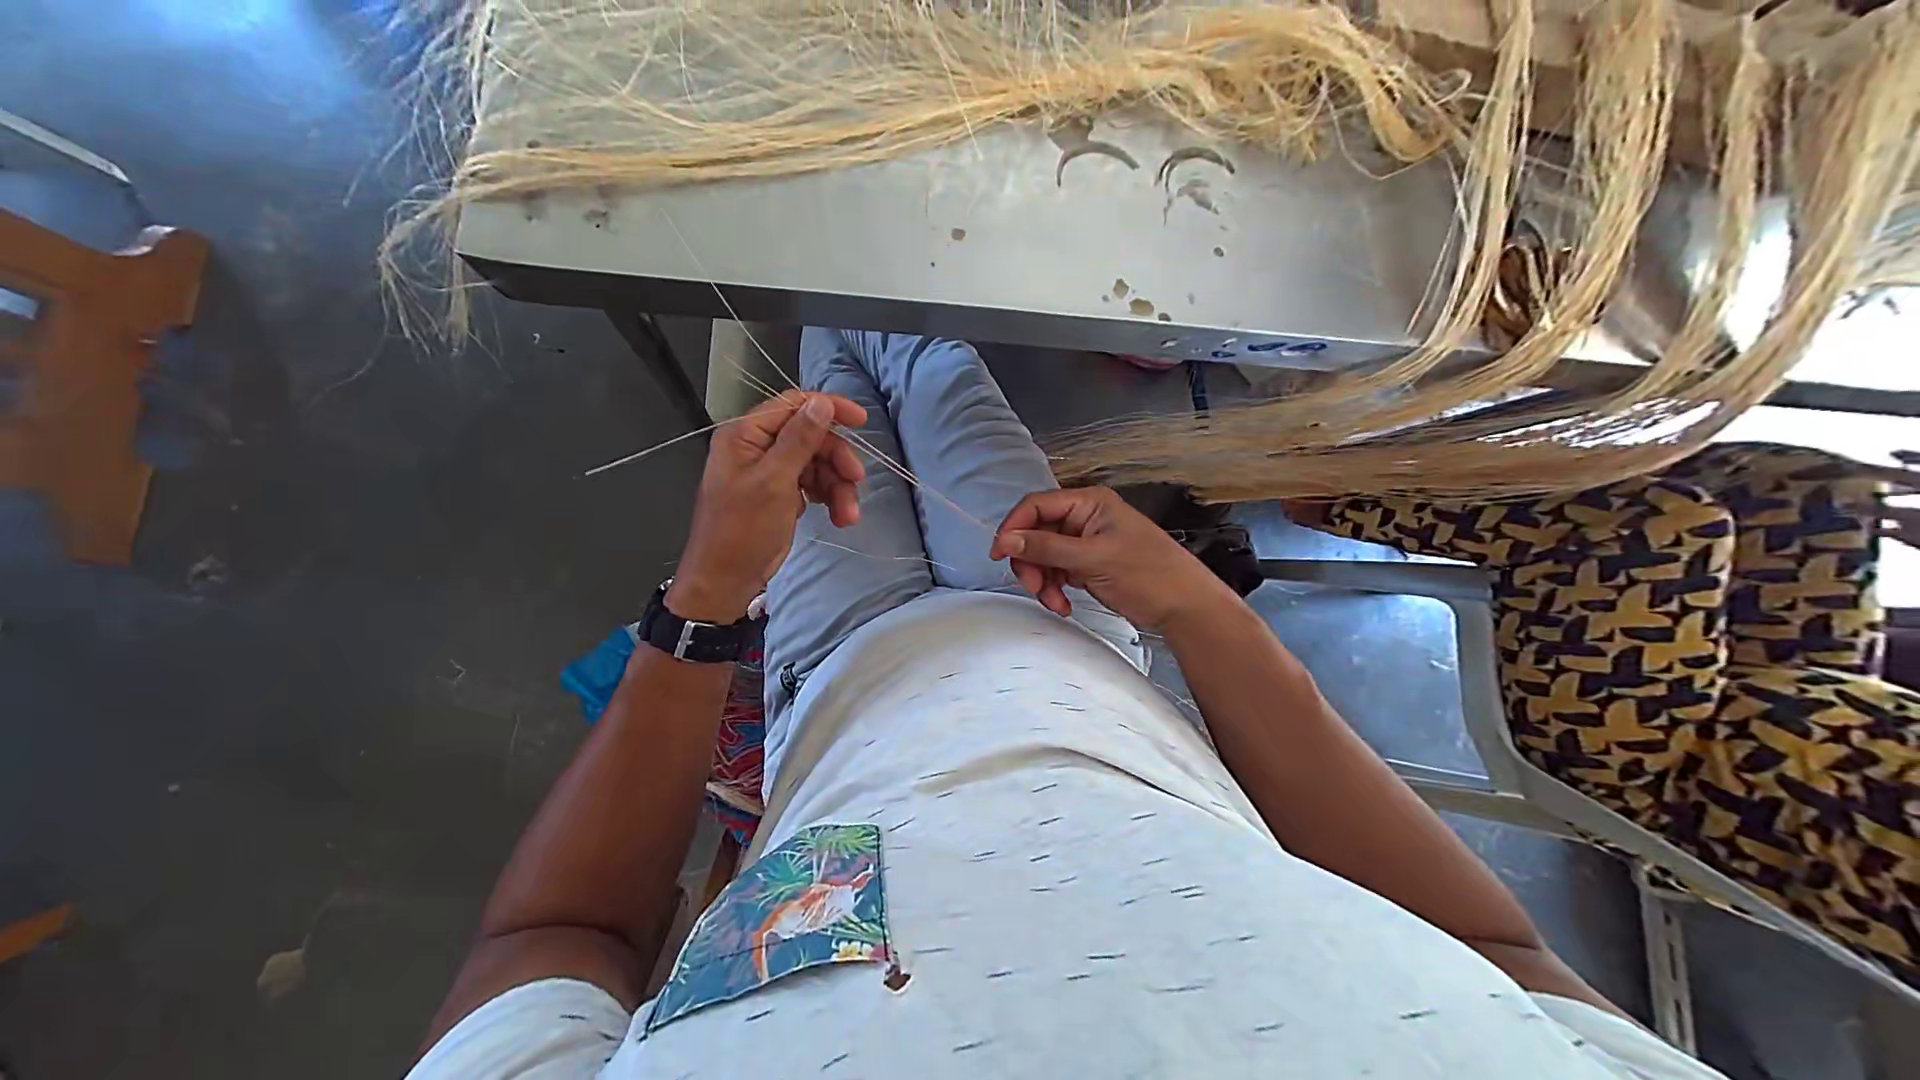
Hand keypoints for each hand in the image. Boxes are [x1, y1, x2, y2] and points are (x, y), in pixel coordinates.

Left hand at [669, 390, 867, 622]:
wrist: (725, 580)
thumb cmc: (742, 530)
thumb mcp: (774, 482)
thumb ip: (799, 439)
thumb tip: (822, 402)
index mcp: (746, 434)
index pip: (793, 405)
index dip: (829, 409)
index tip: (862, 422)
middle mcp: (757, 447)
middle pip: (810, 437)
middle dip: (836, 460)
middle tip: (857, 480)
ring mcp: (769, 472)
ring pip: (816, 464)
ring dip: (837, 486)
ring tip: (848, 515)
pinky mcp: (780, 494)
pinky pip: (812, 485)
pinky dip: (828, 498)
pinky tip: (837, 516)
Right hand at [989, 486, 1237, 629]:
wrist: (1183, 605)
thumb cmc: (1151, 573)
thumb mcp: (1092, 558)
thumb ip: (1046, 547)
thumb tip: (1008, 539)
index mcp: (1088, 503)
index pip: (1036, 506)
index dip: (1013, 527)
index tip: (1000, 552)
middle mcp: (1085, 518)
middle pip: (1036, 533)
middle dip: (1030, 561)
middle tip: (1034, 585)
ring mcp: (1085, 543)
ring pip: (1043, 556)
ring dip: (1042, 580)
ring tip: (1054, 600)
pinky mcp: (1087, 565)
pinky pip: (1056, 572)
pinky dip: (1053, 588)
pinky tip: (1063, 603)